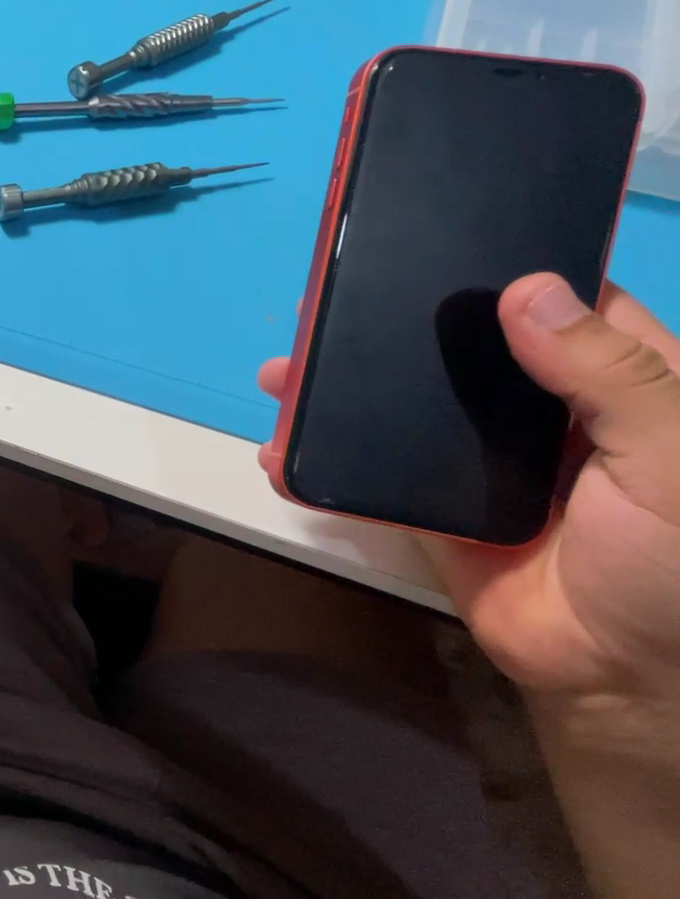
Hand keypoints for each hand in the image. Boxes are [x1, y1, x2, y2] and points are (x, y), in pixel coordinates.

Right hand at [257, 274, 679, 706]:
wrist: (615, 675)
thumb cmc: (672, 566)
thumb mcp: (674, 463)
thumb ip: (615, 378)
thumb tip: (524, 290)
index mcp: (606, 388)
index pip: (551, 309)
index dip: (498, 272)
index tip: (429, 244)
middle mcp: (531, 413)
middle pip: (447, 352)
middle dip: (382, 332)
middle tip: (323, 308)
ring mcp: (468, 458)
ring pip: (393, 407)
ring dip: (332, 390)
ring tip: (281, 376)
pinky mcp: (420, 502)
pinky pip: (361, 472)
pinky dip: (313, 460)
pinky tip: (279, 448)